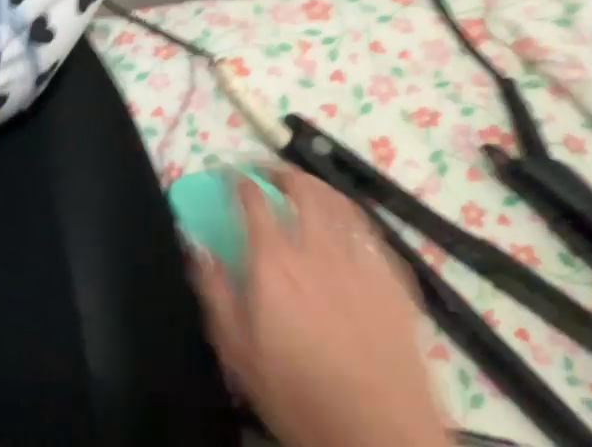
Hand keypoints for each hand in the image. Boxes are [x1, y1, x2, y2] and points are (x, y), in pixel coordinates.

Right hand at [191, 167, 450, 446]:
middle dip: (283, 172)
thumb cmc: (297, 391)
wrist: (379, 434)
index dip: (238, 179)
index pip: (254, 200)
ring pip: (343, 206)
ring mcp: (363, 266)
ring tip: (306, 188)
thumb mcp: (235, 346)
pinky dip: (353, 220)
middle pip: (305, 190)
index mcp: (274, 262)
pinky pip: (373, 236)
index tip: (229, 174)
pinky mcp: (397, 286)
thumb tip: (195, 247)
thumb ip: (213, 289)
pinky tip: (346, 229)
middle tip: (267, 172)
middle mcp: (318, 252)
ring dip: (320, 188)